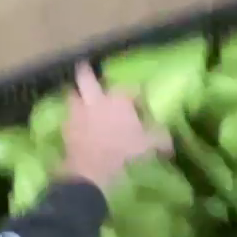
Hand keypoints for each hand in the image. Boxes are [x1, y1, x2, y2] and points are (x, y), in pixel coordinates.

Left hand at [61, 62, 170, 190]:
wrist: (93, 168)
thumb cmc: (124, 151)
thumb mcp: (148, 145)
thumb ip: (159, 139)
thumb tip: (169, 143)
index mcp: (119, 99)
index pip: (130, 88)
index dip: (136, 93)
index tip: (139, 101)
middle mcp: (96, 100)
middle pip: (87, 78)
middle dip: (86, 72)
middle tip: (86, 68)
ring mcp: (78, 112)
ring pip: (72, 94)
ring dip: (76, 95)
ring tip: (79, 98)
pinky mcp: (66, 127)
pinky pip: (67, 118)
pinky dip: (71, 120)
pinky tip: (74, 125)